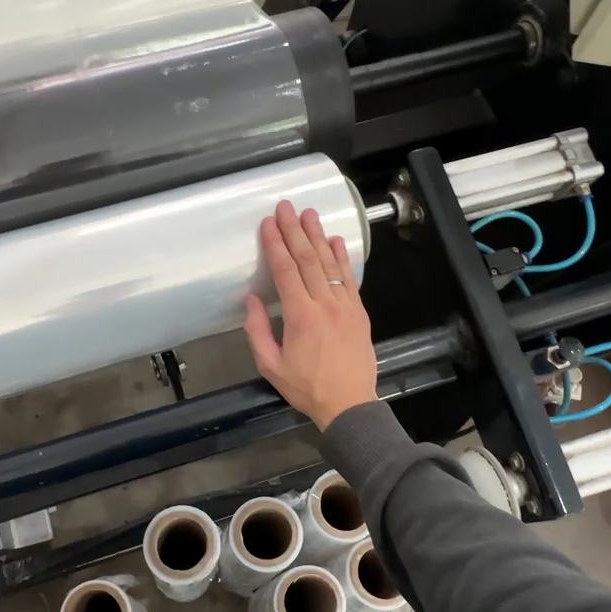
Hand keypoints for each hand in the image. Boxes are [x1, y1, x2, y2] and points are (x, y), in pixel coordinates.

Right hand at [243, 201, 378, 430]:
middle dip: (295, 231)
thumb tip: (251, 299)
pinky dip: (342, 257)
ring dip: (318, 236)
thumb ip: (257, 331)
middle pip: (308, 259)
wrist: (350, 404)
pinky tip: (335, 240)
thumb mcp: (270, 366)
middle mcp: (325, 304)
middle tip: (286, 206)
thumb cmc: (306, 388)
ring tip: (309, 214)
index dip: (275, 244)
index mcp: (300, 316)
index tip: (268, 223)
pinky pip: (349, 278)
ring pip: (330, 264)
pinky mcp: (359, 313)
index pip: (285, 271)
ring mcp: (345, 306)